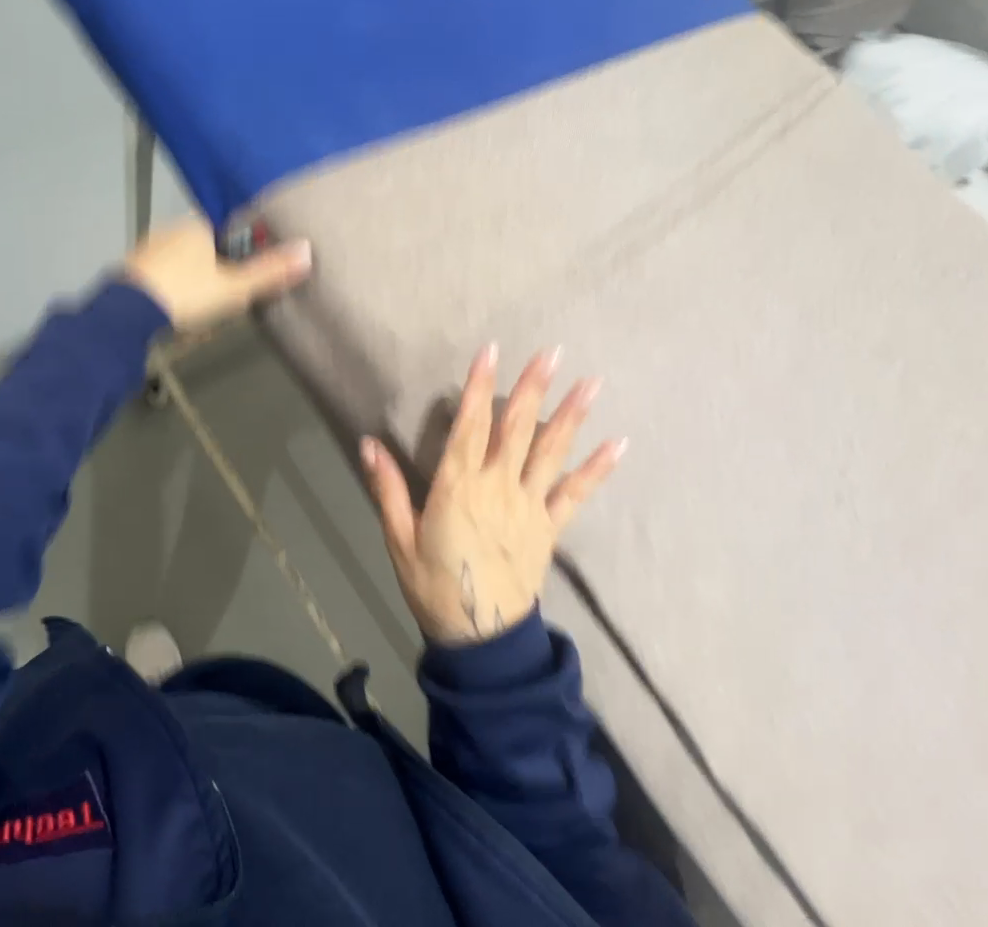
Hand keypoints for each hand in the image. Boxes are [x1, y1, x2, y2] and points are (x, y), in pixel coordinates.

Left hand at [125, 218, 312, 331]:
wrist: (129, 312)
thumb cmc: (188, 293)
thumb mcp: (235, 288)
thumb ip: (269, 272)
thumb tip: (307, 251)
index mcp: (197, 227)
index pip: (224, 236)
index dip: (233, 262)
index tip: (236, 287)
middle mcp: (170, 231)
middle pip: (201, 255)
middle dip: (210, 282)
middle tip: (214, 312)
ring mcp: (146, 250)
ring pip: (178, 271)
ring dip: (188, 294)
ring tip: (193, 322)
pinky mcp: (129, 272)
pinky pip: (157, 284)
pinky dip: (166, 300)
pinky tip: (170, 320)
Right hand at [360, 345, 625, 645]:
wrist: (479, 636)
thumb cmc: (433, 586)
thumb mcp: (399, 539)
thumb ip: (387, 489)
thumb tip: (369, 443)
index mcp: (458, 488)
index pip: (469, 426)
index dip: (480, 386)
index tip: (491, 351)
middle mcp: (498, 487)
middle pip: (517, 429)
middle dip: (533, 388)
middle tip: (552, 352)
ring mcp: (529, 507)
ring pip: (550, 452)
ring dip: (571, 416)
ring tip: (592, 383)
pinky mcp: (549, 528)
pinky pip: (575, 494)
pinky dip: (596, 469)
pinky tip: (618, 444)